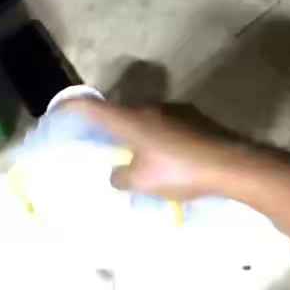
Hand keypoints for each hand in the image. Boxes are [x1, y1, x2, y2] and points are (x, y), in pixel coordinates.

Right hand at [61, 100, 253, 200]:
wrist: (233, 166)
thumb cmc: (179, 171)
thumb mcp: (141, 183)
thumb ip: (121, 177)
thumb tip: (117, 173)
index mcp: (129, 119)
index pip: (91, 106)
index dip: (71, 106)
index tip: (57, 111)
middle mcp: (148, 108)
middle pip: (117, 110)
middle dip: (104, 123)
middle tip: (95, 140)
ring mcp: (173, 111)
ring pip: (142, 118)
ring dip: (131, 132)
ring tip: (129, 153)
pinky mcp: (193, 119)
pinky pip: (162, 126)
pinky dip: (153, 138)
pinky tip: (160, 158)